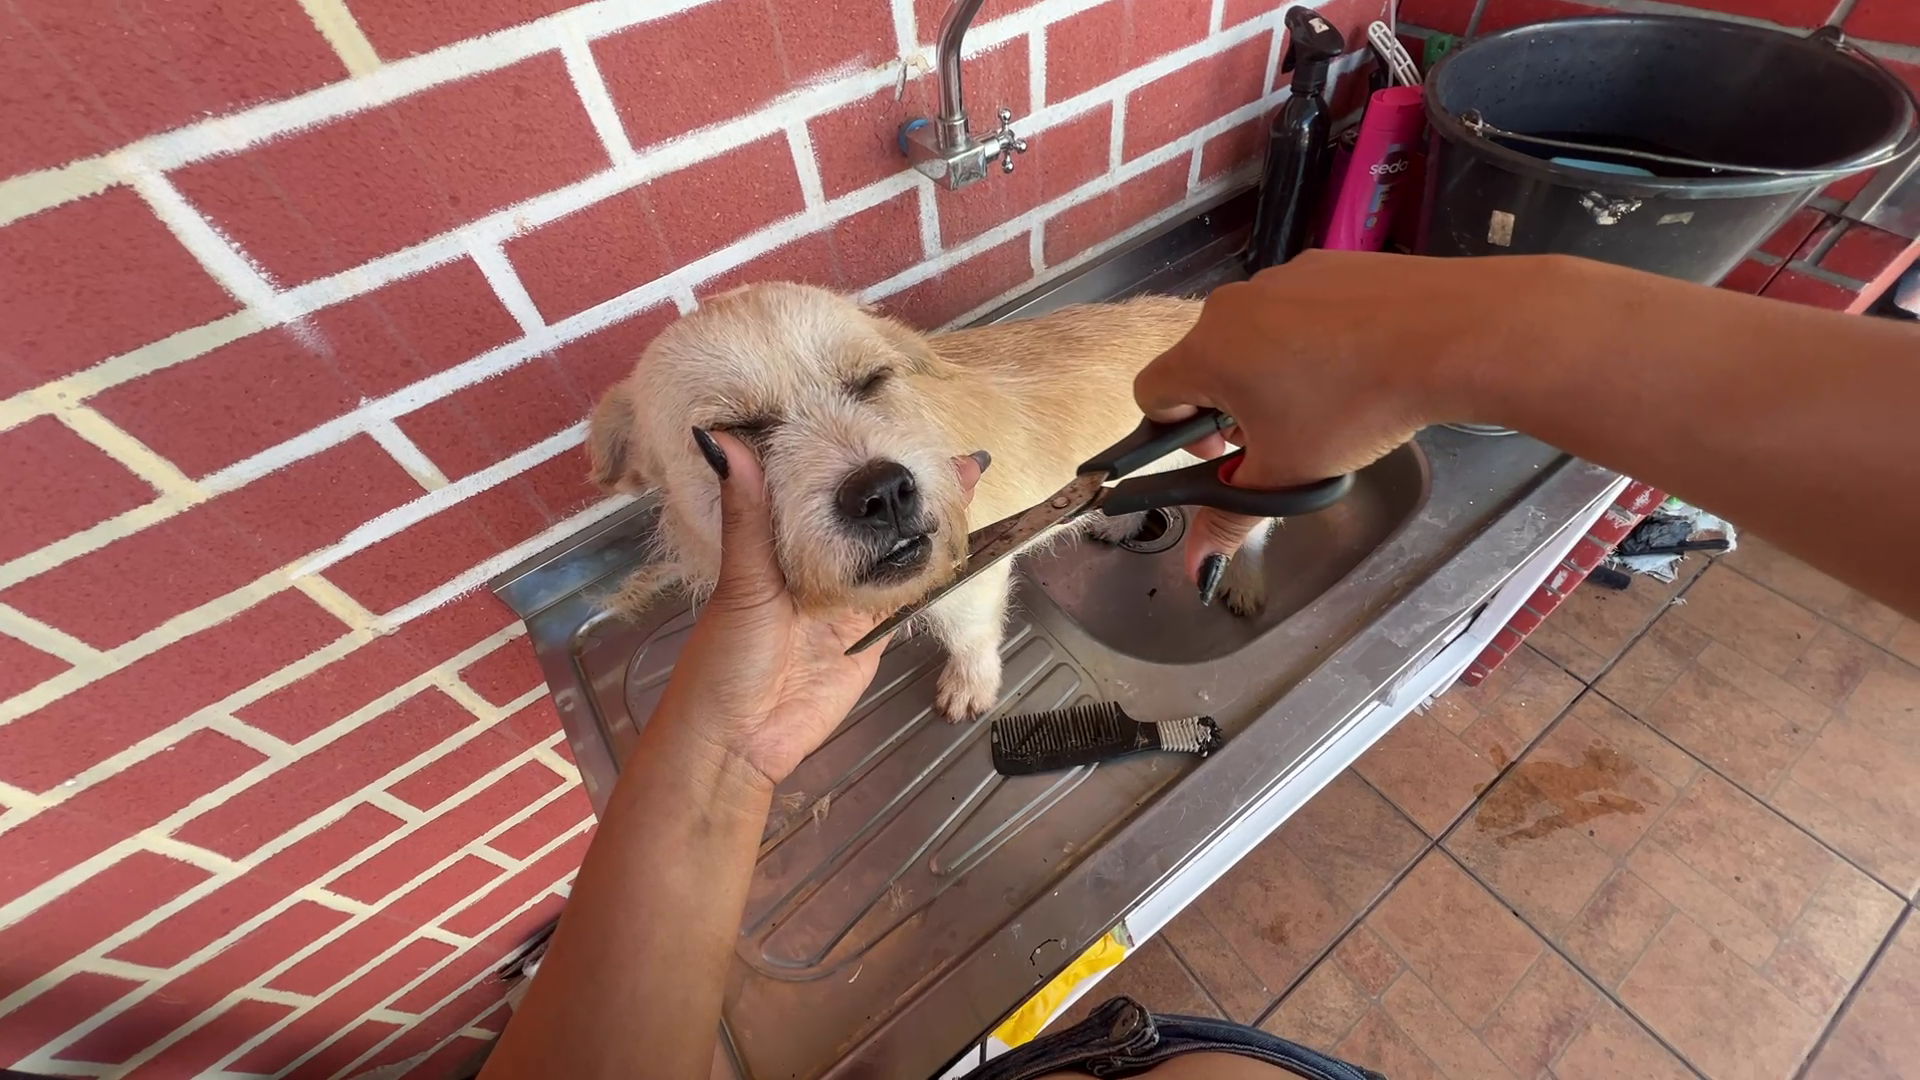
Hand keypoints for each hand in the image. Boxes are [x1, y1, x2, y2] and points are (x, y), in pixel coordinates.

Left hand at [656, 429, 983, 787]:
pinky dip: (927, 572)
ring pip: (891, 552)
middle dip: (906, 493)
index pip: (825, 492)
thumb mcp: (742, 580)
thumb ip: (749, 513)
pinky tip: (955, 546)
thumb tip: (717, 437)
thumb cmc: (728, 657)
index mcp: (778, 545)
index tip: (892, 430)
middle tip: (954, 461)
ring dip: (924, 526)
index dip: (857, 463)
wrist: (741, 739)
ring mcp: (846, 599)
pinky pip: (901, 596)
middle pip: (868, 520)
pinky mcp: (869, 633)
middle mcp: (817, 565)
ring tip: (965, 489)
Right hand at [1133, 250, 1556, 578]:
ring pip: (1246, 338)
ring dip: (1262, 372)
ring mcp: (1278, 277)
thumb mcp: (1286, 474)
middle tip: (1277, 434)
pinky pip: (1290, 310)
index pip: (1150, 393)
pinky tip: (1353, 361)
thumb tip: (1194, 572)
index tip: (1225, 448)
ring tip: (1324, 398)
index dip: (1175, 430)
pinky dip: (1304, 338)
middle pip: (1200, 365)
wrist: (1458, 334)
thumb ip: (1231, 520)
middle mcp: (1229, 306)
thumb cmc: (1354, 407)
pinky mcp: (1324, 263)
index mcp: (1205, 353)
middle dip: (1225, 405)